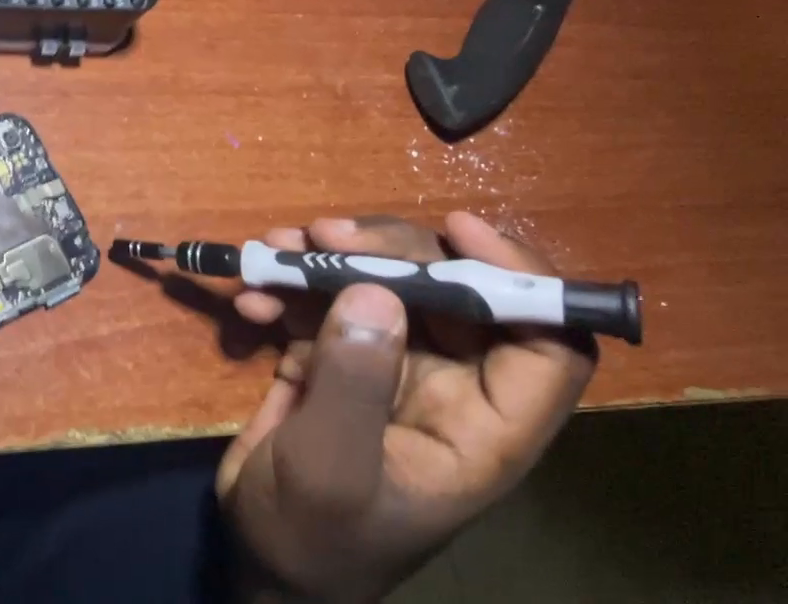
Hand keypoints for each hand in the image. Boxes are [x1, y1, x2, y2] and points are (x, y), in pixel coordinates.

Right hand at [216, 213, 597, 601]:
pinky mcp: (330, 360)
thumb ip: (353, 384)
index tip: (455, 229)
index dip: (519, 279)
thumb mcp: (330, 467)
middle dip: (386, 252)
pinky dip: (281, 290)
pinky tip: (245, 300)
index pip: (542, 343)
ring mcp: (383, 369)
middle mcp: (444, 385)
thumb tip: (375, 292)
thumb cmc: (314, 534)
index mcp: (481, 425)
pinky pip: (316, 304)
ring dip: (322, 261)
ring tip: (269, 251)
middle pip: (448, 293)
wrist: (262, 558)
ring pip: (377, 287)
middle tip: (320, 235)